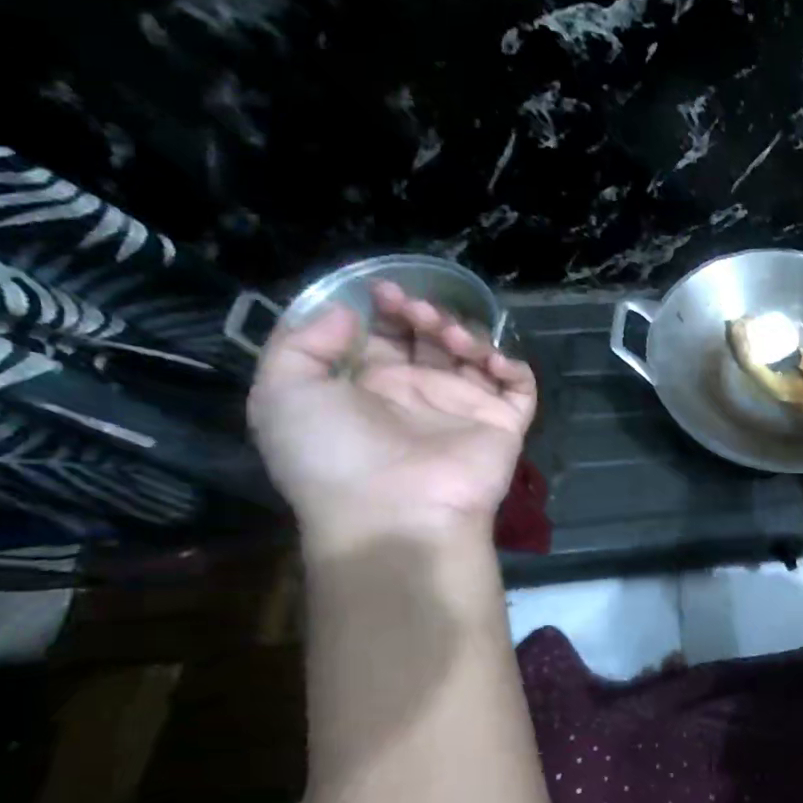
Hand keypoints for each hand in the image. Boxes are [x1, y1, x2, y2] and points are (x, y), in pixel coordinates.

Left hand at [247, 281, 536, 547]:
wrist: (393, 509)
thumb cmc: (333, 453)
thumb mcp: (282, 392)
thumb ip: (302, 343)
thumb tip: (350, 314)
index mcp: (369, 389)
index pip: (385, 338)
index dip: (385, 310)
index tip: (383, 292)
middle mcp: (419, 395)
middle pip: (431, 340)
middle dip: (424, 315)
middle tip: (414, 310)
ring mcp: (464, 409)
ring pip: (475, 356)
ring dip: (464, 333)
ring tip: (448, 335)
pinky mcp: (503, 424)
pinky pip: (520, 387)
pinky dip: (512, 366)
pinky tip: (490, 360)